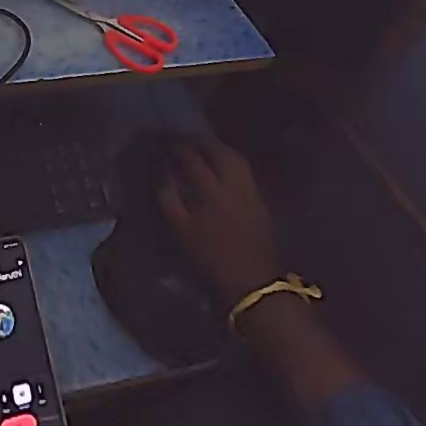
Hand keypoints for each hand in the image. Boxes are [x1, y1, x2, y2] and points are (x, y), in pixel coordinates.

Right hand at [158, 139, 281, 300]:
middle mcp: (236, 187)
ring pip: (238, 161)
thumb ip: (169, 197)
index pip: (193, 159)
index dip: (178, 147)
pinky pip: (245, 174)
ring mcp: (252, 194)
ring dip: (219, 150)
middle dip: (202, 143)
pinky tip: (220, 171)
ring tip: (203, 150)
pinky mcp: (261, 204)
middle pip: (221, 153)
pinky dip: (230, 164)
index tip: (165, 142)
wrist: (253, 286)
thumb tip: (164, 173)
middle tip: (186, 140)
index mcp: (213, 192)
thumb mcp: (181, 230)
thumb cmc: (211, 259)